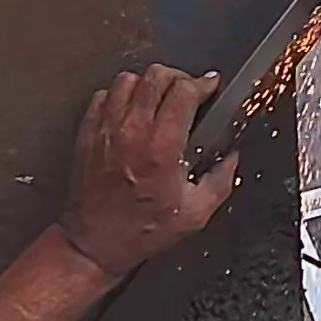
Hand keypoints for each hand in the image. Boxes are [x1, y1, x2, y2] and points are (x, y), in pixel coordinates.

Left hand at [59, 64, 239, 277]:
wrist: (95, 244)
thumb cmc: (142, 230)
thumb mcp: (196, 212)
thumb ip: (221, 180)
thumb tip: (232, 157)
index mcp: (162, 147)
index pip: (184, 91)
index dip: (202, 83)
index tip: (210, 86)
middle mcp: (133, 131)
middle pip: (157, 76)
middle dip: (179, 78)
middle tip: (187, 91)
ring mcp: (107, 129)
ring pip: (129, 79)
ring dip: (148, 84)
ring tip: (157, 98)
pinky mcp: (88, 133)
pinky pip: (103, 95)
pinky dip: (119, 96)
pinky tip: (130, 110)